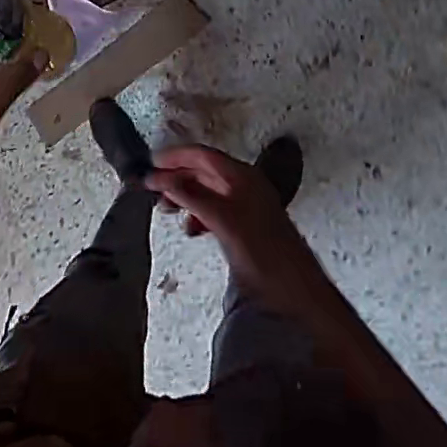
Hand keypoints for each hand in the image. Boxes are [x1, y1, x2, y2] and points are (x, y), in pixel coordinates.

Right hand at [146, 145, 328, 309]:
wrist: (296, 291)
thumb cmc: (264, 253)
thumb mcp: (222, 220)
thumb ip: (191, 196)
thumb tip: (163, 178)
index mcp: (242, 176)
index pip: (202, 154)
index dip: (175, 156)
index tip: (151, 163)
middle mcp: (245, 185)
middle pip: (203, 171)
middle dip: (177, 177)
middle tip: (152, 188)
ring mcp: (246, 205)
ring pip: (207, 191)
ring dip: (185, 197)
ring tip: (166, 209)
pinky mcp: (245, 227)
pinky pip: (215, 212)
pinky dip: (198, 215)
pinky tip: (191, 228)